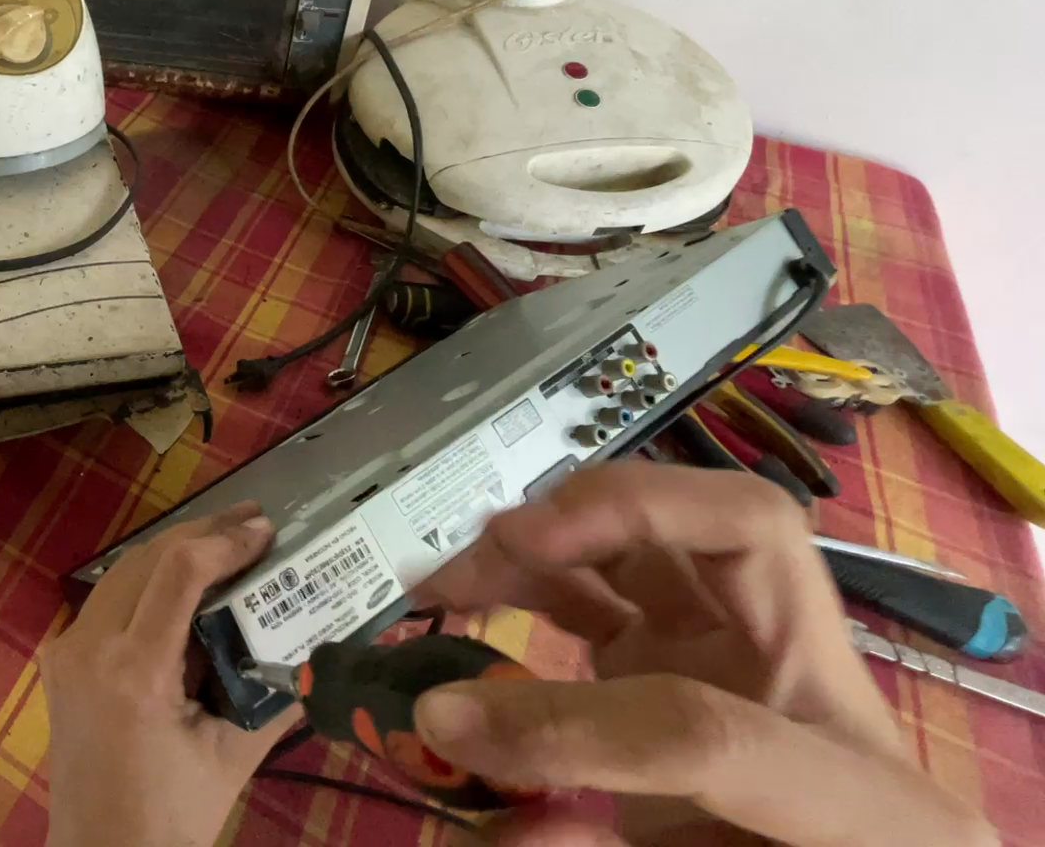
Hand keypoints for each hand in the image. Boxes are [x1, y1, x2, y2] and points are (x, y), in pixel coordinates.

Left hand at [42, 501, 303, 846]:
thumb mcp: (232, 757)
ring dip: (173, 548)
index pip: (179, 572)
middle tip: (252, 517)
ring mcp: (65, 647)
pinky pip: (106, 598)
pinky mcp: (58, 656)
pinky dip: (146, 578)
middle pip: (147, 557)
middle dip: (203, 530)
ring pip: (122, 569)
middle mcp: (89, 646)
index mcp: (135, 672)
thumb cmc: (172, 816)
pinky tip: (179, 576)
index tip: (265, 529)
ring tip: (223, 536)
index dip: (225, 540)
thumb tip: (314, 638)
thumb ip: (271, 692)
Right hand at [408, 463, 993, 845]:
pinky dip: (524, 565)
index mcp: (871, 805)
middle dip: (608, 512)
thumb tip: (477, 807)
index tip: (453, 722)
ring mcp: (744, 645)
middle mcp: (811, 687)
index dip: (579, 723)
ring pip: (655, 524)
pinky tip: (461, 588)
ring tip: (448, 574)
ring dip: (541, 531)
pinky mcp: (677, 634)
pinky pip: (602, 568)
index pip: (716, 733)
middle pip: (743, 530)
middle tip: (506, 540)